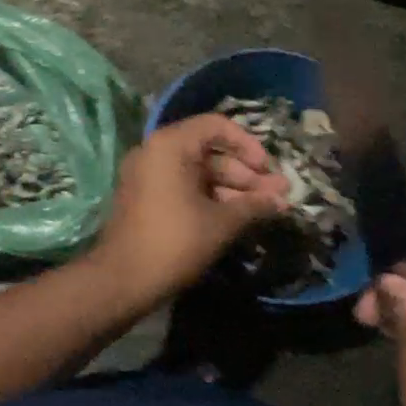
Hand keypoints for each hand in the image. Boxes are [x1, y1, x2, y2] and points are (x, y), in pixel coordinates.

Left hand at [86, 114, 289, 306]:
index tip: (269, 170)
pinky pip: (186, 187)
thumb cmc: (174, 242)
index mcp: (169, 145)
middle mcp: (156, 151)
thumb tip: (282, 200)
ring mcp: (149, 175)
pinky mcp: (148, 197)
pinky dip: (212, 198)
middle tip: (279, 195)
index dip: (248, 145)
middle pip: (210, 152)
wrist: (123, 279)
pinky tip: (241, 216)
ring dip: (234, 189)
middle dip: (247, 174)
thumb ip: (253, 205)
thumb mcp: (220, 222)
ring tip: (269, 209)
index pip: (216, 126)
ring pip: (200, 173)